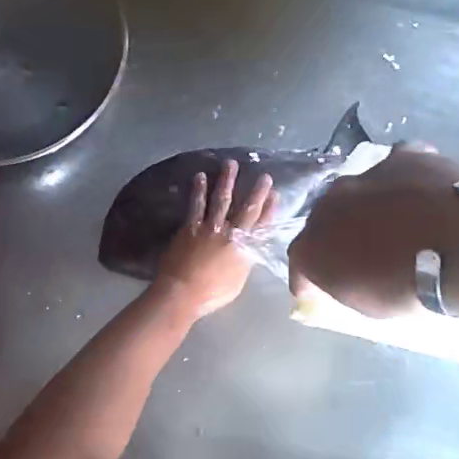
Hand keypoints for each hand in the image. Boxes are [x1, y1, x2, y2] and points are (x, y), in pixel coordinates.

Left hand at [154, 159, 274, 318]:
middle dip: (257, 191)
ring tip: (230, 164)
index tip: (275, 195)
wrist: (182, 292)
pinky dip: (199, 190)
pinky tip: (200, 176)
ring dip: (226, 181)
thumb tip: (246, 251)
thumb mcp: (238, 281)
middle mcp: (231, 234)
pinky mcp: (190, 227)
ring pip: (221, 200)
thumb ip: (243, 262)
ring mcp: (209, 228)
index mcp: (245, 250)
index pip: (262, 225)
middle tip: (264, 176)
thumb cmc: (211, 293)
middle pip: (246, 209)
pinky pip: (196, 204)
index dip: (270, 209)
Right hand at [288, 143, 458, 317]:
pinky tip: (424, 189)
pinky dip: (406, 176)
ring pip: (359, 190)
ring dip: (371, 204)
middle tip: (367, 251)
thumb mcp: (369, 305)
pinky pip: (399, 164)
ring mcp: (363, 176)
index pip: (299, 263)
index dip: (309, 277)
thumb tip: (344, 276)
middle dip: (340, 233)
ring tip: (402, 220)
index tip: (320, 290)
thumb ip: (346, 285)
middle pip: (327, 219)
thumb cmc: (412, 286)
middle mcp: (326, 206)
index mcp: (310, 246)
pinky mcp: (404, 156)